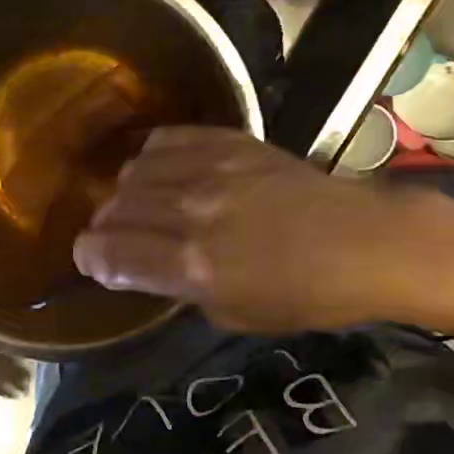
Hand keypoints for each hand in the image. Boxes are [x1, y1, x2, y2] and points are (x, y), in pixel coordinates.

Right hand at [72, 127, 420, 332]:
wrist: (363, 243)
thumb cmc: (305, 295)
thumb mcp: (235, 314)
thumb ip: (181, 289)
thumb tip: (149, 268)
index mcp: (192, 265)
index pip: (113, 253)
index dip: (90, 257)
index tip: (90, 259)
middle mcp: (191, 212)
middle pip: (117, 209)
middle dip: (104, 227)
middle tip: (112, 237)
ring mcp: (211, 170)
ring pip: (136, 171)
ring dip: (125, 192)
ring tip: (137, 204)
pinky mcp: (231, 142)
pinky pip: (169, 139)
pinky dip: (152, 155)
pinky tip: (159, 169)